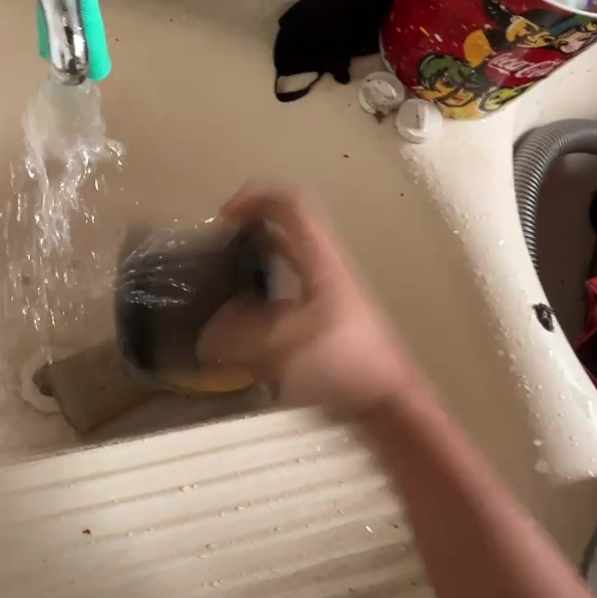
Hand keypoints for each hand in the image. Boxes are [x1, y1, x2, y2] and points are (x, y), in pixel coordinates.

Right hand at [198, 186, 421, 417]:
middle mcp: (325, 265)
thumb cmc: (345, 363)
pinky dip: (263, 289)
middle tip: (218, 243)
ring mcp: (328, 289)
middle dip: (250, 225)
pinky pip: (288, 285)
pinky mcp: (327, 313)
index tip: (224, 219)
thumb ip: (239, 340)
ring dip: (256, 255)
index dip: (255, 197)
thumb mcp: (285, 350)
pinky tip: (245, 317)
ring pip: (288, 254)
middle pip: (288, 224)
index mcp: (321, 259)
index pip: (290, 203)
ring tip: (225, 275)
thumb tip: (206, 336)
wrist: (390, 400)